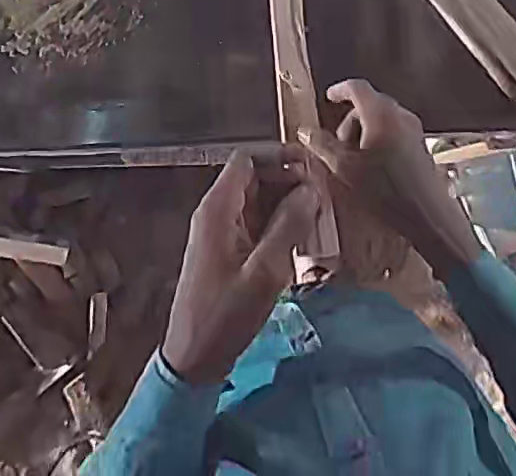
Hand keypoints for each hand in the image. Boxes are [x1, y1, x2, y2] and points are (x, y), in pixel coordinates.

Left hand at [162, 151, 320, 383]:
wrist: (194, 359)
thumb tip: (311, 190)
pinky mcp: (229, 249)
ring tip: (318, 215)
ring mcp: (222, 231)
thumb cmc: (225, 315)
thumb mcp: (264, 272)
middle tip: (321, 194)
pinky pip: (257, 223)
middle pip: (255, 178)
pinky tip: (303, 237)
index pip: (247, 159)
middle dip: (288, 180)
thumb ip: (288, 226)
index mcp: (218, 208)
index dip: (278, 158)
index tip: (310, 167)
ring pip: (258, 200)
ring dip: (287, 203)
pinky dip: (279, 223)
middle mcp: (217, 212)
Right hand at [301, 80, 479, 277]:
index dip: (339, 90)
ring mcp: (414, 129)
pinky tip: (373, 165)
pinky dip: (379, 138)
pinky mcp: (421, 145)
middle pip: (369, 102)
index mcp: (380, 114)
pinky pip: (394, 130)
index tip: (328, 98)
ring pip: (382, 117)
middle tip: (338, 143)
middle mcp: (400, 115)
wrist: (429, 217)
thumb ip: (322, 145)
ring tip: (355, 159)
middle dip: (350, 119)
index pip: (357, 87)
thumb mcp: (345, 168)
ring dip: (364, 130)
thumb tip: (305, 130)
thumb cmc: (386, 190)